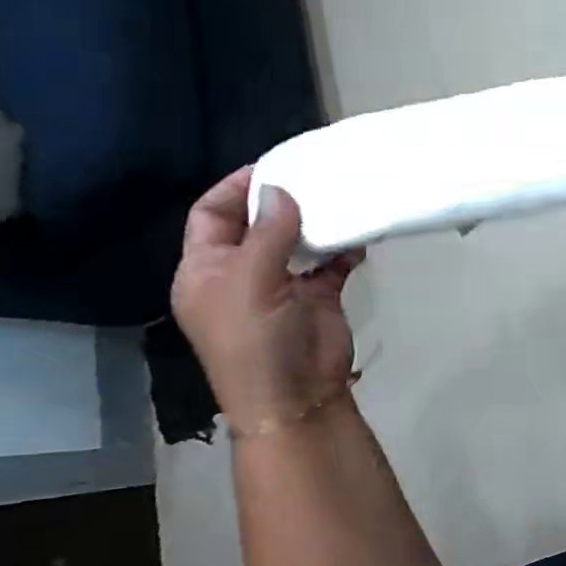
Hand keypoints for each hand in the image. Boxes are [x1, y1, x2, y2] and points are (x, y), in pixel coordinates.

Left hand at [172, 167, 362, 427]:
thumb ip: (267, 233)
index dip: (234, 188)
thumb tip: (280, 190)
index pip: (211, 214)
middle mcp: (241, 273)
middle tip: (314, 174)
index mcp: (206, 270)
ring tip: (340, 196)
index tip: (272, 166)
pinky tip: (360, 235)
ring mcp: (282, 286)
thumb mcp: (250, 283)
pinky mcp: (317, 298)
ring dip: (316, 222)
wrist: (297, 399)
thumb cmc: (256, 343)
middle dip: (281, 201)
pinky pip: (330, 264)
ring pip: (296, 241)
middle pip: (257, 224)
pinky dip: (344, 249)